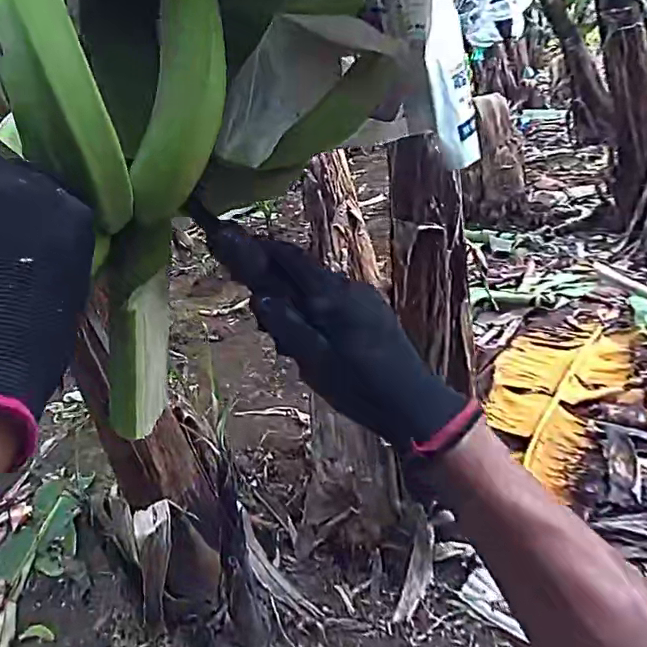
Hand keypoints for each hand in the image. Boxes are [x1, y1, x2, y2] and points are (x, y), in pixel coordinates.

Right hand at [204, 220, 478, 457]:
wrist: (415, 405)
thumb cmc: (361, 388)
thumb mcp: (316, 362)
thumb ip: (288, 327)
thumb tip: (259, 297)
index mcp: (332, 297)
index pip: (289, 258)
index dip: (259, 247)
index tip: (231, 241)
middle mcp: (348, 288)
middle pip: (300, 271)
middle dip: (274, 281)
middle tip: (260, 314)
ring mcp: (363, 297)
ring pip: (316, 287)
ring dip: (294, 299)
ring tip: (287, 340)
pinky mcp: (372, 310)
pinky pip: (332, 298)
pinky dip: (313, 308)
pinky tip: (312, 338)